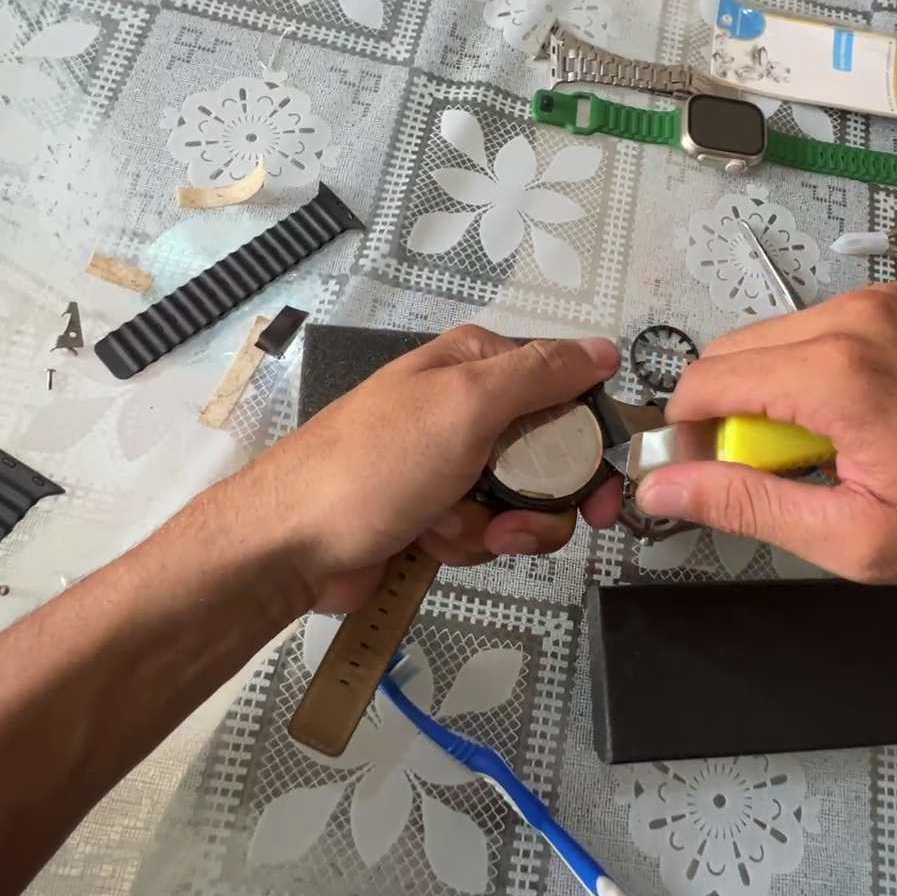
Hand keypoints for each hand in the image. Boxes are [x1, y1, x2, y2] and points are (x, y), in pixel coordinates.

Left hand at [232, 326, 622, 610]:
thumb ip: (540, 374)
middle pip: (551, 453)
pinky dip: (467, 540)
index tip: (602, 487)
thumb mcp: (464, 404)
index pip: (565, 388)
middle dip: (540, 497)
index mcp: (477, 365)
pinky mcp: (442, 510)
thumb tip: (604, 350)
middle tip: (520, 523)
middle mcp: (470, 407)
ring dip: (497, 524)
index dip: (591, 438)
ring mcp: (455, 462)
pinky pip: (489, 527)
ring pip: (524, 498)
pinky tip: (429, 539)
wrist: (291, 545)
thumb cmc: (378, 464)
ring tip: (449, 527)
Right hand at [633, 284, 896, 591]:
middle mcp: (852, 318)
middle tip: (772, 469)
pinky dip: (803, 373)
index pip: (705, 381)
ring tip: (818, 447)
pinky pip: (811, 331)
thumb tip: (658, 488)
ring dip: (765, 393)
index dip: (688, 431)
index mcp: (837, 373)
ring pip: (768, 341)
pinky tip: (848, 417)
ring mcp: (879, 302)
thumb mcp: (850, 538)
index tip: (709, 473)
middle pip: (730, 354)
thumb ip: (742, 504)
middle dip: (726, 413)